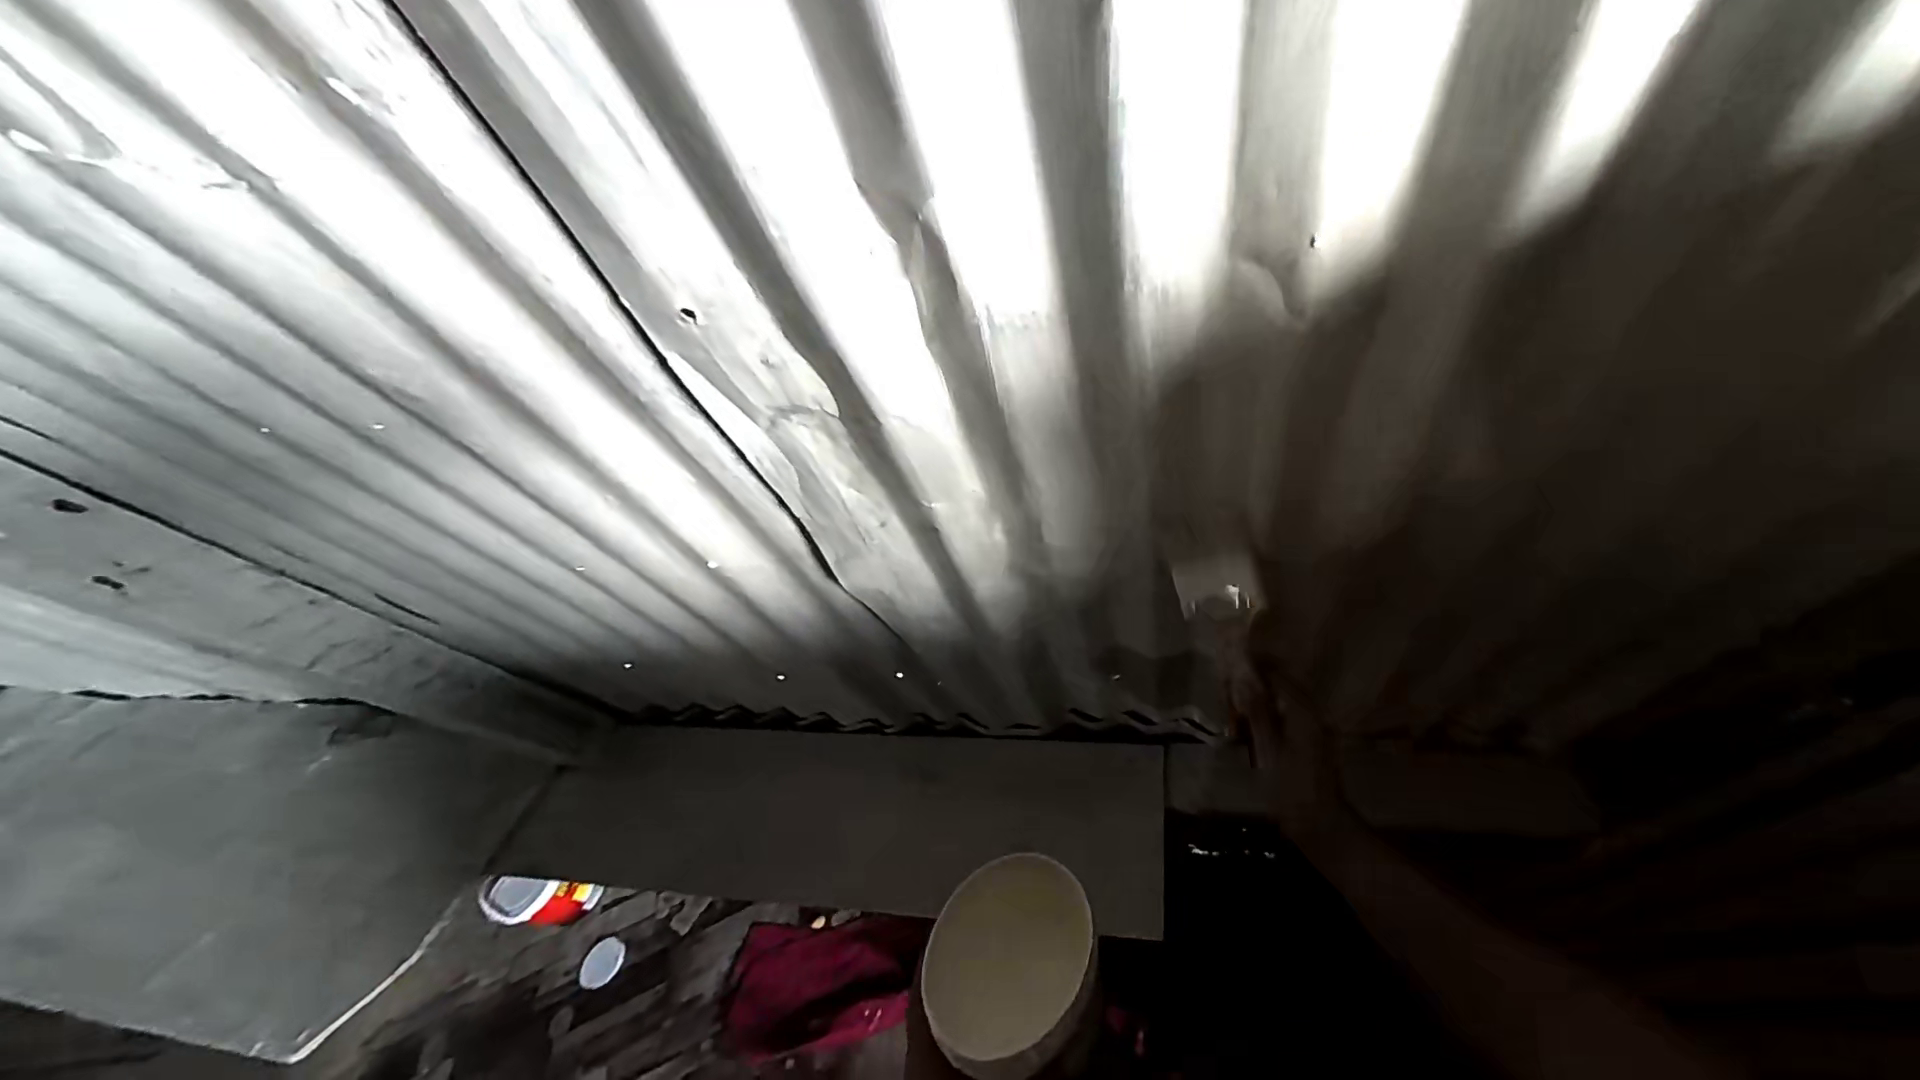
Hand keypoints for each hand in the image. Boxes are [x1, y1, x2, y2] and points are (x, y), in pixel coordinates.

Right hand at [1230, 656, 1345, 839]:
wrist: (1321, 826)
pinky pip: (1289, 718)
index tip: (1236, 657)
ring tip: (1237, 695)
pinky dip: (1271, 713)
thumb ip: (1258, 712)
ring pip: (1287, 702)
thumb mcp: (1269, 748)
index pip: (1280, 676)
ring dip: (1265, 696)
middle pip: (1286, 686)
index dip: (1259, 665)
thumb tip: (1244, 679)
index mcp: (1305, 714)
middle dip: (1261, 678)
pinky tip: (1252, 720)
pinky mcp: (1311, 746)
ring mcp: (1315, 732)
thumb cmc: (1292, 787)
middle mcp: (1314, 717)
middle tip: (1232, 675)